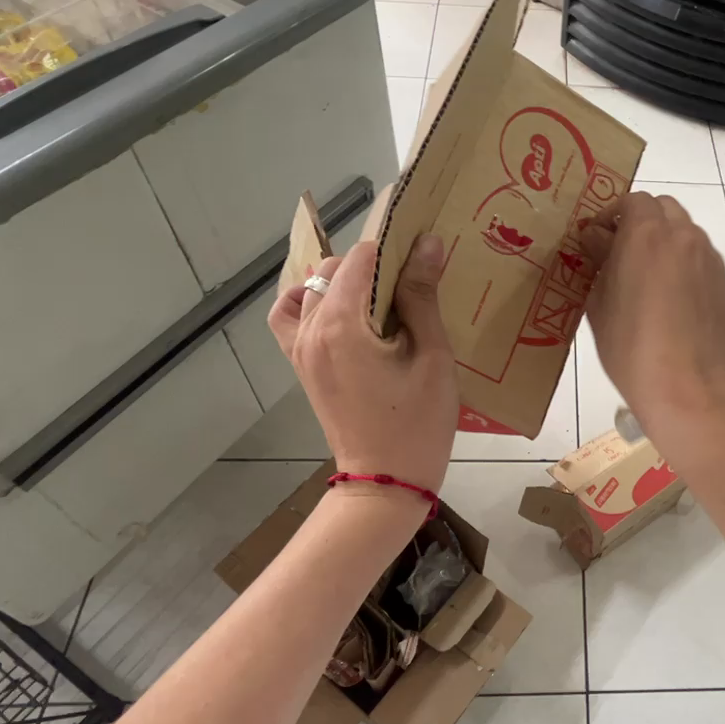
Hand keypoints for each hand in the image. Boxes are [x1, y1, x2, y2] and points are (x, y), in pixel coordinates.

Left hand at [269, 235, 456, 492]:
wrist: (386, 480)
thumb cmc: (418, 423)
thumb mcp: (433, 357)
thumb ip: (423, 296)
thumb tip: (427, 243)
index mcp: (342, 325)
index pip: (361, 258)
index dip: (394, 250)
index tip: (422, 264)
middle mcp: (311, 329)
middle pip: (334, 269)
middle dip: (372, 267)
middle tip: (411, 290)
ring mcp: (300, 349)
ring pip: (313, 289)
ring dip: (345, 284)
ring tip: (380, 303)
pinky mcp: (301, 365)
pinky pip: (291, 317)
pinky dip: (310, 304)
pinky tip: (343, 314)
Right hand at [583, 192, 724, 443]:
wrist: (691, 391)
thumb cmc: (632, 350)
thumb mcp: (599, 305)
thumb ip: (598, 262)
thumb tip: (596, 239)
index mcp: (647, 235)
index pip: (632, 201)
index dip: (612, 215)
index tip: (596, 240)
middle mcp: (684, 237)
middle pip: (662, 209)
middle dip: (640, 222)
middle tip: (618, 254)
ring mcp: (709, 259)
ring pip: (684, 233)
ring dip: (663, 242)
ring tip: (644, 279)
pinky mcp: (724, 284)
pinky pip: (699, 259)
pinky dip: (682, 264)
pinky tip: (669, 301)